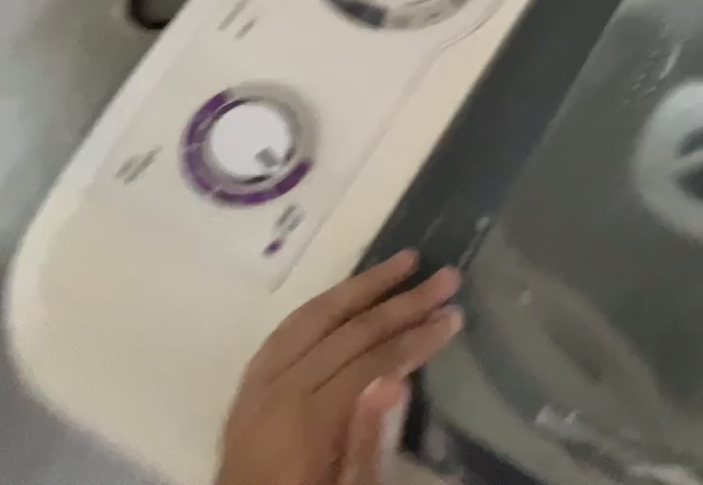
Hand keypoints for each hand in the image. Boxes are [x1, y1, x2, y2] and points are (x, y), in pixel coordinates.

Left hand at [216, 251, 462, 484]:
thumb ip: (368, 443)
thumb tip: (397, 380)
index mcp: (303, 427)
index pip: (370, 362)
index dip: (417, 337)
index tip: (455, 315)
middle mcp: (275, 396)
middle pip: (349, 332)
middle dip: (405, 302)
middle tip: (448, 277)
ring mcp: (256, 388)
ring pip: (315, 317)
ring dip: (365, 285)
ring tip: (407, 260)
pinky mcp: (248, 387)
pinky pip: (289, 329)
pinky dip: (326, 304)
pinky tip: (353, 290)